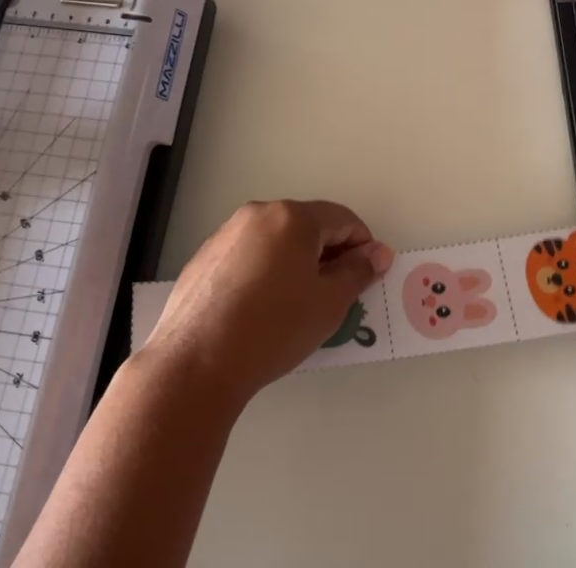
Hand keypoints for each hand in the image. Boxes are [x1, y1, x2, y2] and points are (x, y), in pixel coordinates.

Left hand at [141, 199, 393, 404]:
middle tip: (334, 296)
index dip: (362, 246)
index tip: (367, 277)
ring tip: (296, 307)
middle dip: (327, 255)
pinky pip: (248, 256)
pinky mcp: (204, 258)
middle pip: (307, 226)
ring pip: (275, 241)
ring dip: (295, 264)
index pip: (342, 219)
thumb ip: (358, 271)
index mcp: (292, 217)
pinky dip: (264, 273)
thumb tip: (377, 253)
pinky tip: (260, 311)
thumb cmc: (274, 328)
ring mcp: (226, 235)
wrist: (197, 360)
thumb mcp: (329, 303)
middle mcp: (257, 214)